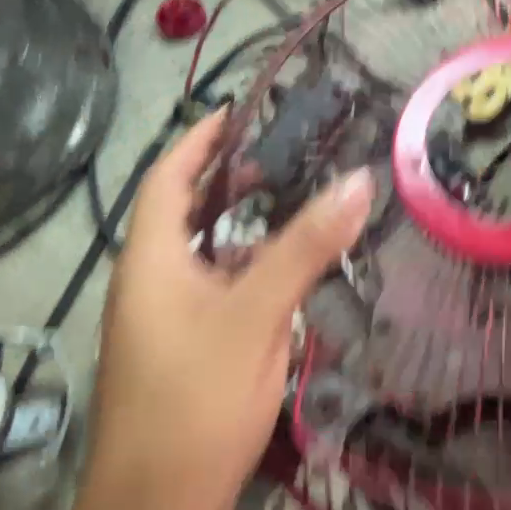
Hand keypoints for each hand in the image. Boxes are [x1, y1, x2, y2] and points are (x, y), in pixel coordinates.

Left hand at [76, 111, 373, 509]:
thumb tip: (360, 178)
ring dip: (248, 222)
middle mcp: (151, 280)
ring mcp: (167, 318)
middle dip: (234, 177)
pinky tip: (292, 268)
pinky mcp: (186, 347)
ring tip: (303, 196)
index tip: (245, 107)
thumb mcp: (255, 317)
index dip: (202, 138)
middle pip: (188, 210)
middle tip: (291, 148)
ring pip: (209, 251)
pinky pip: (220, 285)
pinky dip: (252, 263)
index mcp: (150, 261)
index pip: (167, 177)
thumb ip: (305, 247)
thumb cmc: (193, 402)